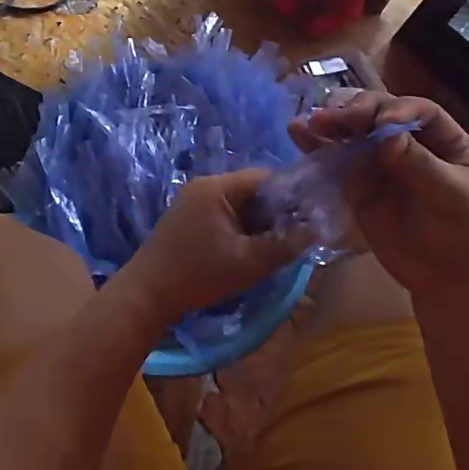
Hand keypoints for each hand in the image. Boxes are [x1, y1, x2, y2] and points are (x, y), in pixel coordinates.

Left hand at [117, 170, 309, 324]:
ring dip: (258, 223)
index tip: (312, 219)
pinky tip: (250, 250)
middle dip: (275, 212)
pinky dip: (240, 228)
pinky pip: (223, 214)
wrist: (149, 292)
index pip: (264, 178)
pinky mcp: (188, 217)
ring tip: (277, 246)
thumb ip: (286, 243)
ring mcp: (192, 200)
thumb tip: (318, 228)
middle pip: (251, 190)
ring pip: (238, 204)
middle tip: (297, 238)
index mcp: (215, 187)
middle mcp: (202, 186)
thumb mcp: (250, 262)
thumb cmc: (199, 273)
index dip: (292, 196)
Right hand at [292, 92, 468, 303]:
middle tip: (337, 118)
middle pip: (378, 113)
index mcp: (445, 141)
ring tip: (310, 121)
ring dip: (330, 121)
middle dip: (356, 110)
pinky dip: (315, 144)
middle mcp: (408, 144)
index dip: (396, 110)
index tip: (380, 124)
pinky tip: (297, 131)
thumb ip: (422, 164)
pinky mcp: (355, 183)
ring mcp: (378, 163)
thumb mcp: (458, 198)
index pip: (417, 111)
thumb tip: (387, 134)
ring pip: (351, 131)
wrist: (455, 284)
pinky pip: (333, 157)